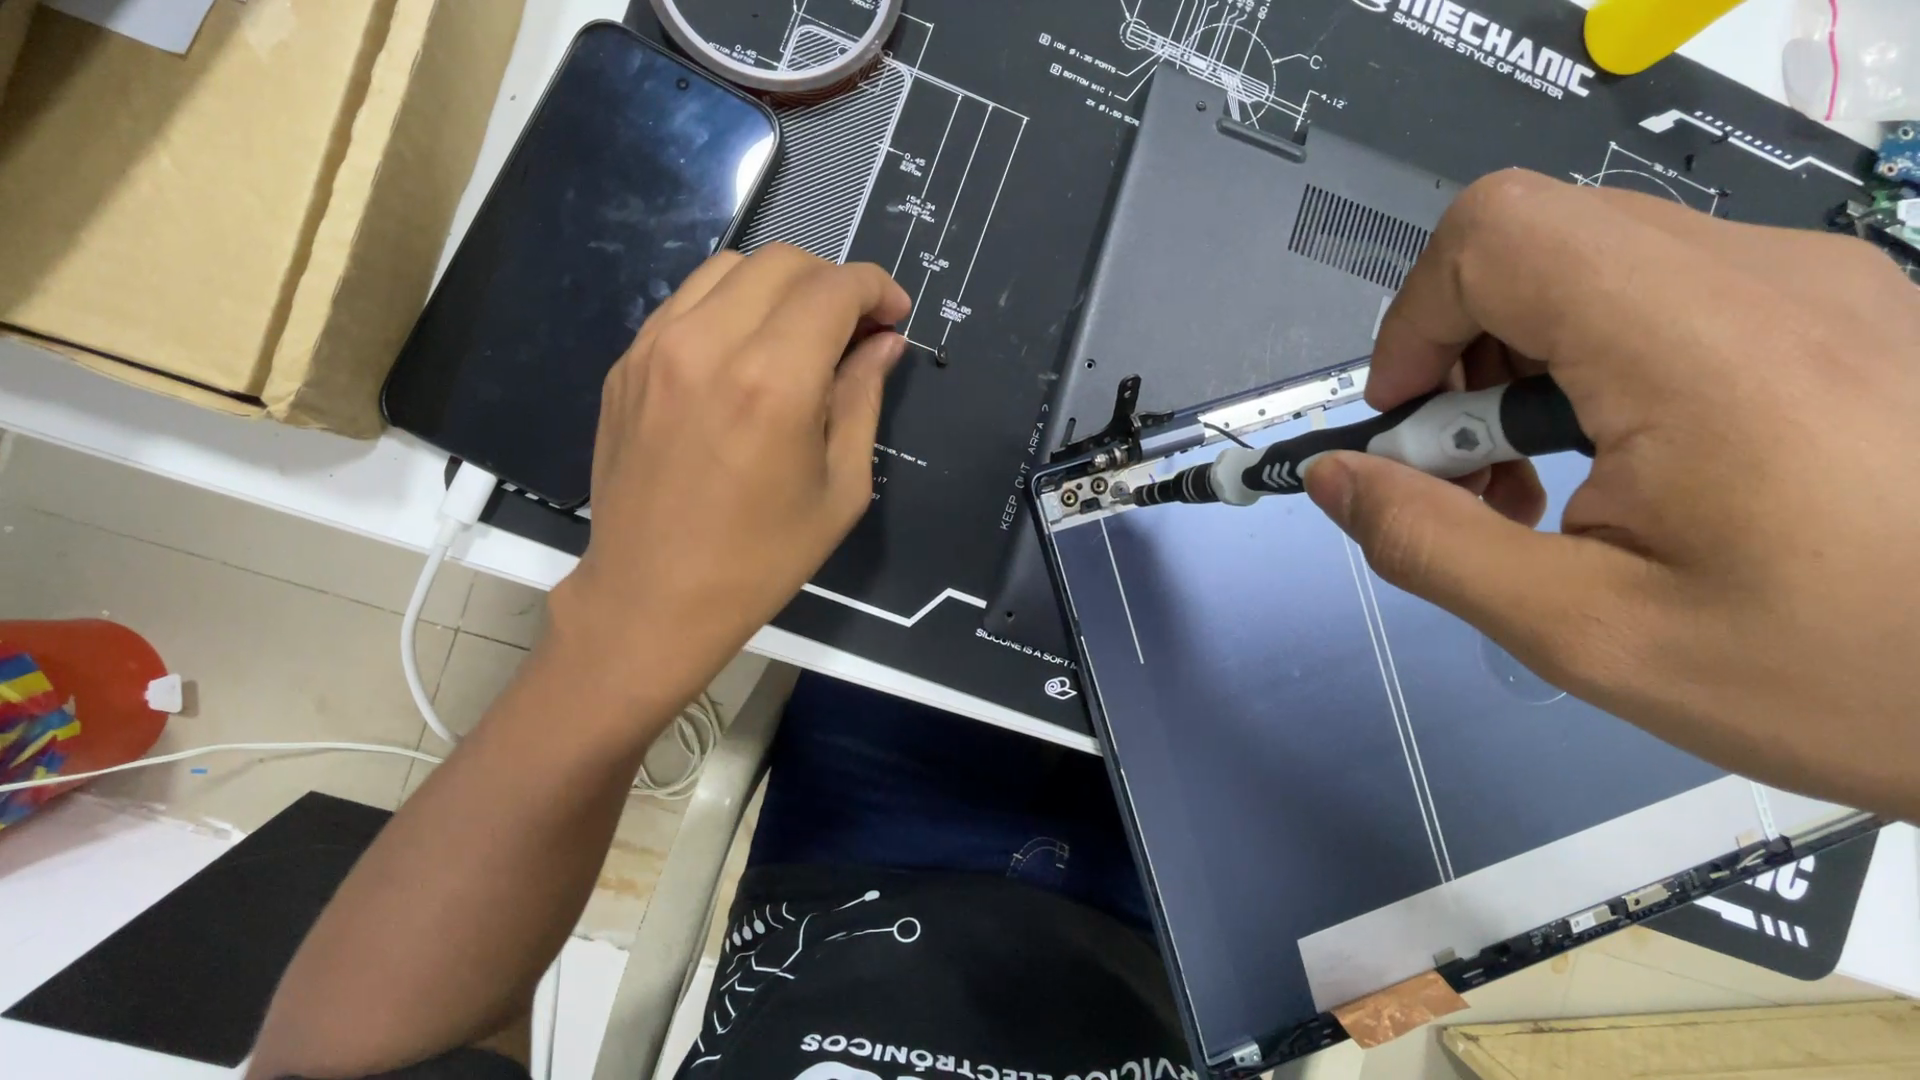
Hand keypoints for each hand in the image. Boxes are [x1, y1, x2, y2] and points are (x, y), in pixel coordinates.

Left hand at [548, 245, 910, 714]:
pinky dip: (729, 308)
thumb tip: (883, 344)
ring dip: (779, 287)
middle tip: (852, 330)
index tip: (893, 315)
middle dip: (832, 282)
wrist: (652, 597)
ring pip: (729, 268)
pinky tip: (743, 356)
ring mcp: (655, 348)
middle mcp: (708, 344)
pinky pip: (686, 302)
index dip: (876, 288)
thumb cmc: (762, 558)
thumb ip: (862, 400)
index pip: (834, 288)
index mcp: (772, 381)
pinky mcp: (625, 363)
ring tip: (797, 337)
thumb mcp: (840, 489)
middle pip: (783, 261)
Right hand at [1303, 170, 1919, 820]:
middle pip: (1532, 241)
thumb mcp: (1589, 633)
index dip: (1414, 319)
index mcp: (1699, 344)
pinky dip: (1587, 366)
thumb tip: (1333, 477)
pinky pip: (1657, 295)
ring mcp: (1814, 282)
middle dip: (1457, 351)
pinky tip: (1618, 465)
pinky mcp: (1837, 309)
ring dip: (1517, 363)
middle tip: (1468, 470)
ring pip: (1588, 264)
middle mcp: (1762, 276)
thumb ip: (1430, 545)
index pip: (1496, 233)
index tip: (1408, 425)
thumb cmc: (1844, 673)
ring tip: (1540, 480)